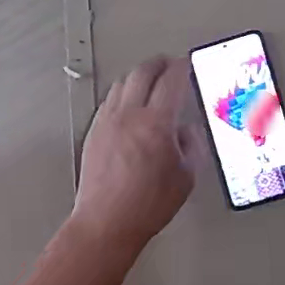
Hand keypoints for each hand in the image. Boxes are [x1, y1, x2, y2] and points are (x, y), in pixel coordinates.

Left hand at [69, 56, 201, 250]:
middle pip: (143, 73)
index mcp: (156, 123)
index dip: (182, 67)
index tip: (186, 64)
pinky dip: (122, 94)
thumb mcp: (186, 176)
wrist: (107, 221)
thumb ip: (191, 146)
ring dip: (138, 76)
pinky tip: (128, 103)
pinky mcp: (94, 133)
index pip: (172, 81)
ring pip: (122, 83)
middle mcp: (129, 116)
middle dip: (159, 63)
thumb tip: (187, 132)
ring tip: (149, 79)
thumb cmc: (145, 205)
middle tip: (168, 63)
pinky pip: (109, 101)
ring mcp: (107, 123)